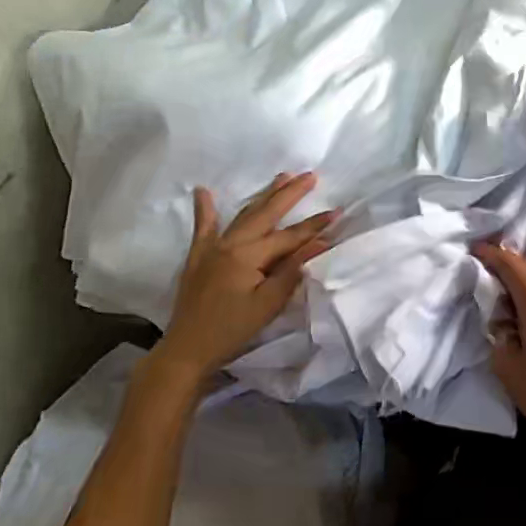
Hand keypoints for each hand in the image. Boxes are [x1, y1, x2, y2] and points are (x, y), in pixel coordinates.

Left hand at [155, 173, 335, 377]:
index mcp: (248, 255)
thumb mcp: (268, 304)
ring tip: (281, 177)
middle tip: (309, 176)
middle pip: (265, 213)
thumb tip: (318, 244)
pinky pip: (204, 227)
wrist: (187, 349)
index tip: (337, 212)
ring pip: (243, 214)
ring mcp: (212, 247)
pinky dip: (205, 209)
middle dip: (289, 194)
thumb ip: (292, 271)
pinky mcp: (199, 256)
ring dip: (263, 195)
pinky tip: (203, 191)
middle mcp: (230, 243)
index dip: (314, 226)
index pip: (289, 237)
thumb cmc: (232, 330)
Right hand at [474, 242, 525, 466]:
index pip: (511, 264)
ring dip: (520, 282)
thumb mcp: (508, 367)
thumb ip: (498, 334)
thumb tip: (500, 320)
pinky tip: (521, 311)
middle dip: (504, 266)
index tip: (471, 251)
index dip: (490, 255)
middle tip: (479, 271)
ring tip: (497, 294)